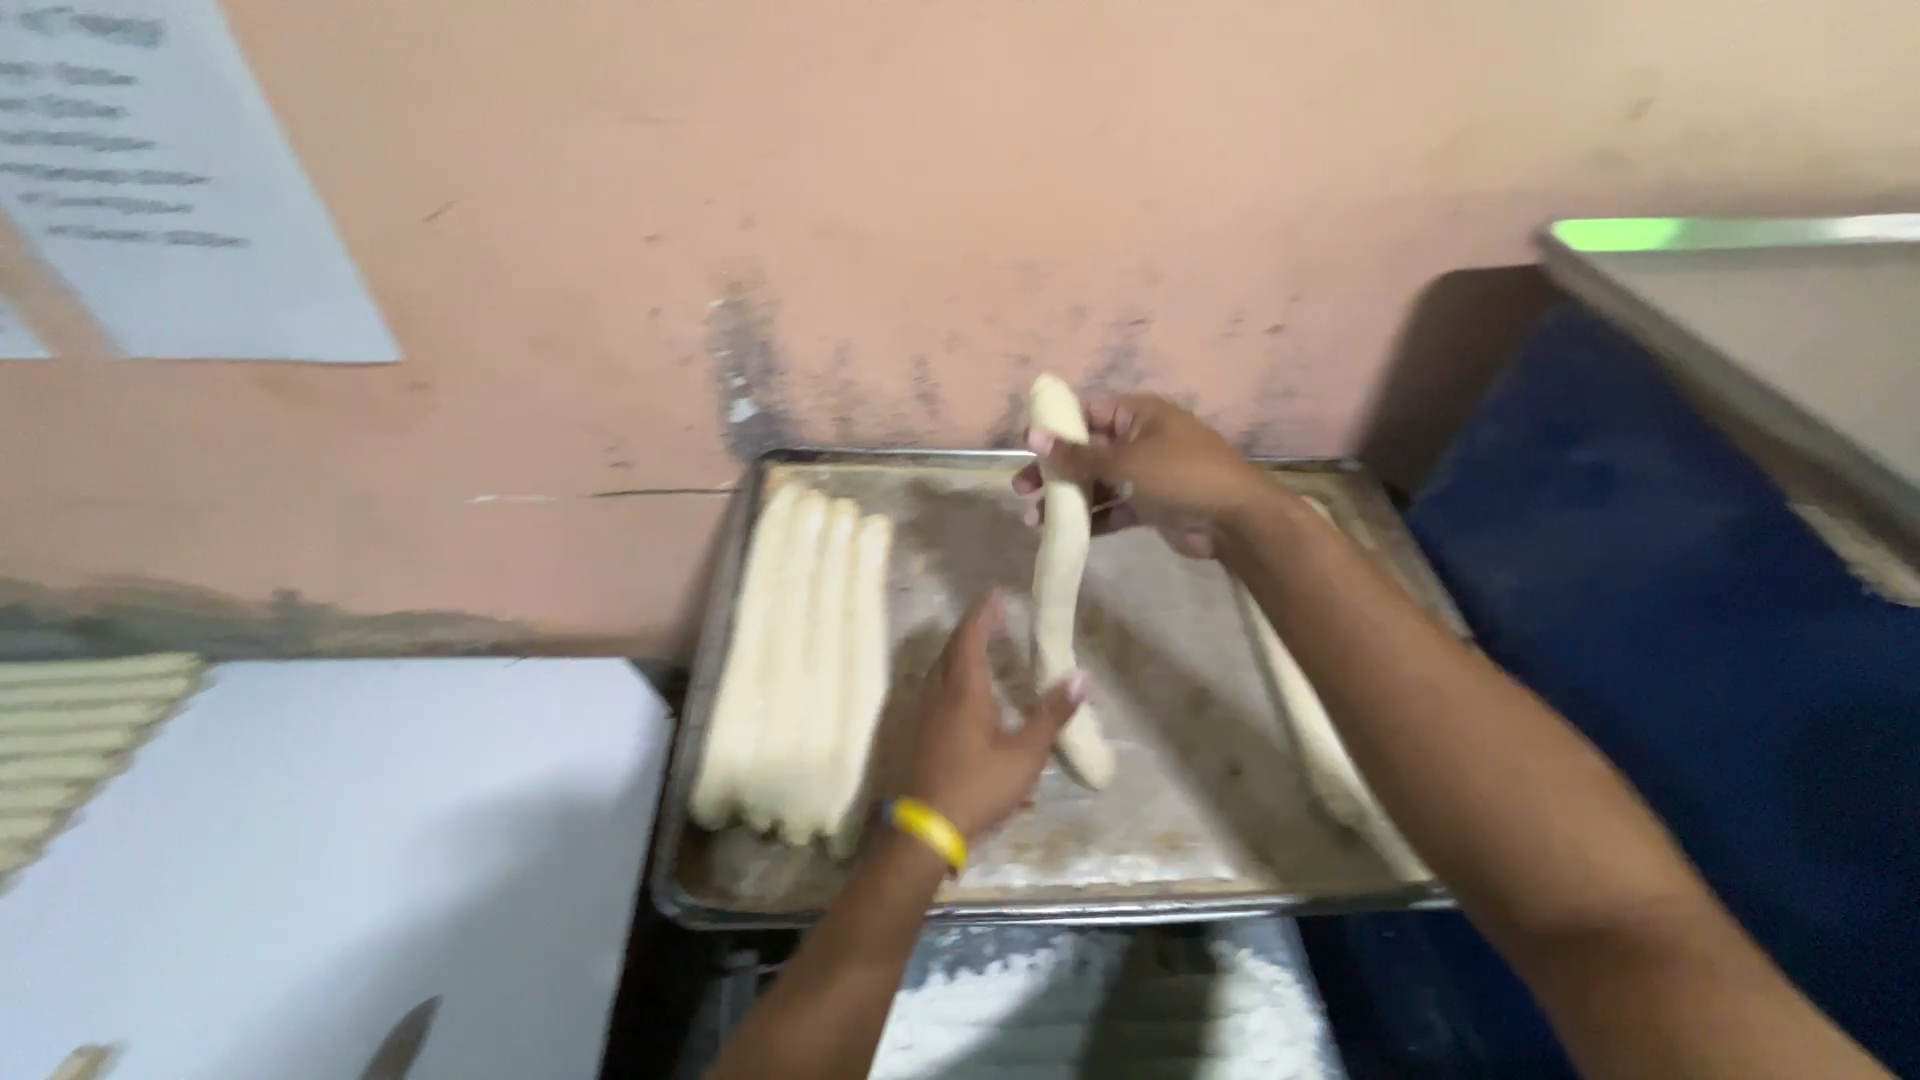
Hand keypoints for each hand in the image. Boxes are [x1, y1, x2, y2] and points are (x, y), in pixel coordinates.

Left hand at [903, 589, 1088, 839]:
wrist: (923, 828)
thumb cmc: (978, 787)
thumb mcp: (1025, 754)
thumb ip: (1052, 714)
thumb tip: (1080, 677)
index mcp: (963, 690)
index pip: (970, 637)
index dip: (984, 614)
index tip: (998, 595)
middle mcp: (938, 692)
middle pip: (952, 647)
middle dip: (973, 627)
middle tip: (996, 615)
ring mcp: (923, 712)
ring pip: (940, 667)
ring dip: (961, 649)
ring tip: (983, 644)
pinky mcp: (918, 732)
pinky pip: (935, 685)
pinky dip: (953, 671)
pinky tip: (965, 689)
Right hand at [1012, 393, 1266, 558]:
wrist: (1234, 520)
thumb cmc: (1181, 475)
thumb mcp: (1126, 462)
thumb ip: (1077, 454)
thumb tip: (1032, 435)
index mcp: (1138, 415)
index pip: (1087, 411)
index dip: (1055, 426)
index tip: (1025, 444)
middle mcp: (1139, 439)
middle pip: (1086, 450)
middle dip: (1054, 469)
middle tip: (1021, 488)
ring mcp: (1144, 474)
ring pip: (1095, 482)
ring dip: (1066, 499)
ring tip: (1034, 519)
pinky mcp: (1148, 505)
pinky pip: (1111, 508)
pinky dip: (1090, 518)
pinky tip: (1065, 533)